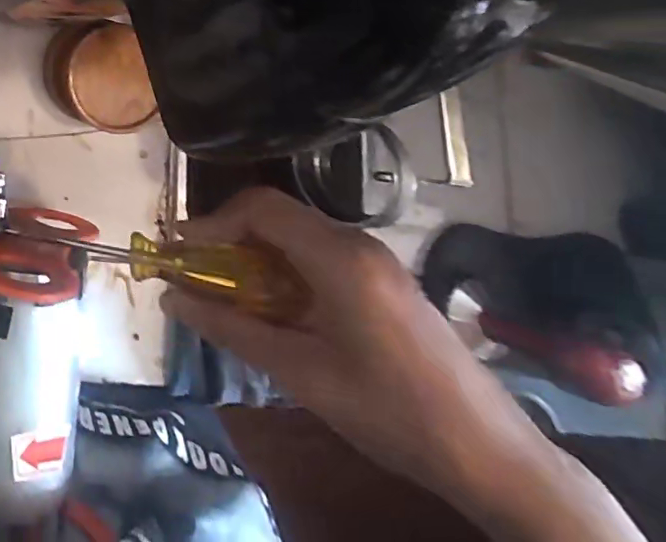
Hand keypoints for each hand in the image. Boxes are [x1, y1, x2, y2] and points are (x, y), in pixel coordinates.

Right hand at [161, 188, 552, 505]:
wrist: (494, 456)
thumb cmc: (390, 410)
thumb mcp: (299, 372)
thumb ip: (230, 329)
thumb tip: (171, 300)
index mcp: (338, 256)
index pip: (260, 208)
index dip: (212, 221)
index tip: (180, 249)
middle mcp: (358, 243)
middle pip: (277, 214)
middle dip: (229, 235)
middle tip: (196, 268)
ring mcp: (377, 260)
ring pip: (297, 233)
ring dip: (255, 252)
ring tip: (228, 288)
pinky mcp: (386, 280)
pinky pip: (320, 253)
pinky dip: (284, 267)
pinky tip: (276, 306)